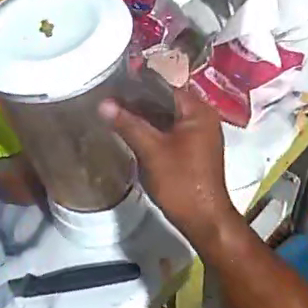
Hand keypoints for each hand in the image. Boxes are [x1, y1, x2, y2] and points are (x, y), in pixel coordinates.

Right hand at [100, 85, 244, 248]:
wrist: (204, 220)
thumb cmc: (181, 182)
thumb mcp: (151, 150)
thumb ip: (128, 124)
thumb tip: (104, 103)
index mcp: (198, 111)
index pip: (163, 88)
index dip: (136, 88)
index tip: (111, 90)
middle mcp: (203, 118)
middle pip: (165, 103)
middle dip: (138, 104)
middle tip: (108, 105)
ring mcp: (200, 135)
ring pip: (166, 119)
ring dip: (144, 119)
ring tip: (115, 118)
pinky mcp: (194, 151)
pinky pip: (170, 133)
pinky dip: (153, 132)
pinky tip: (132, 135)